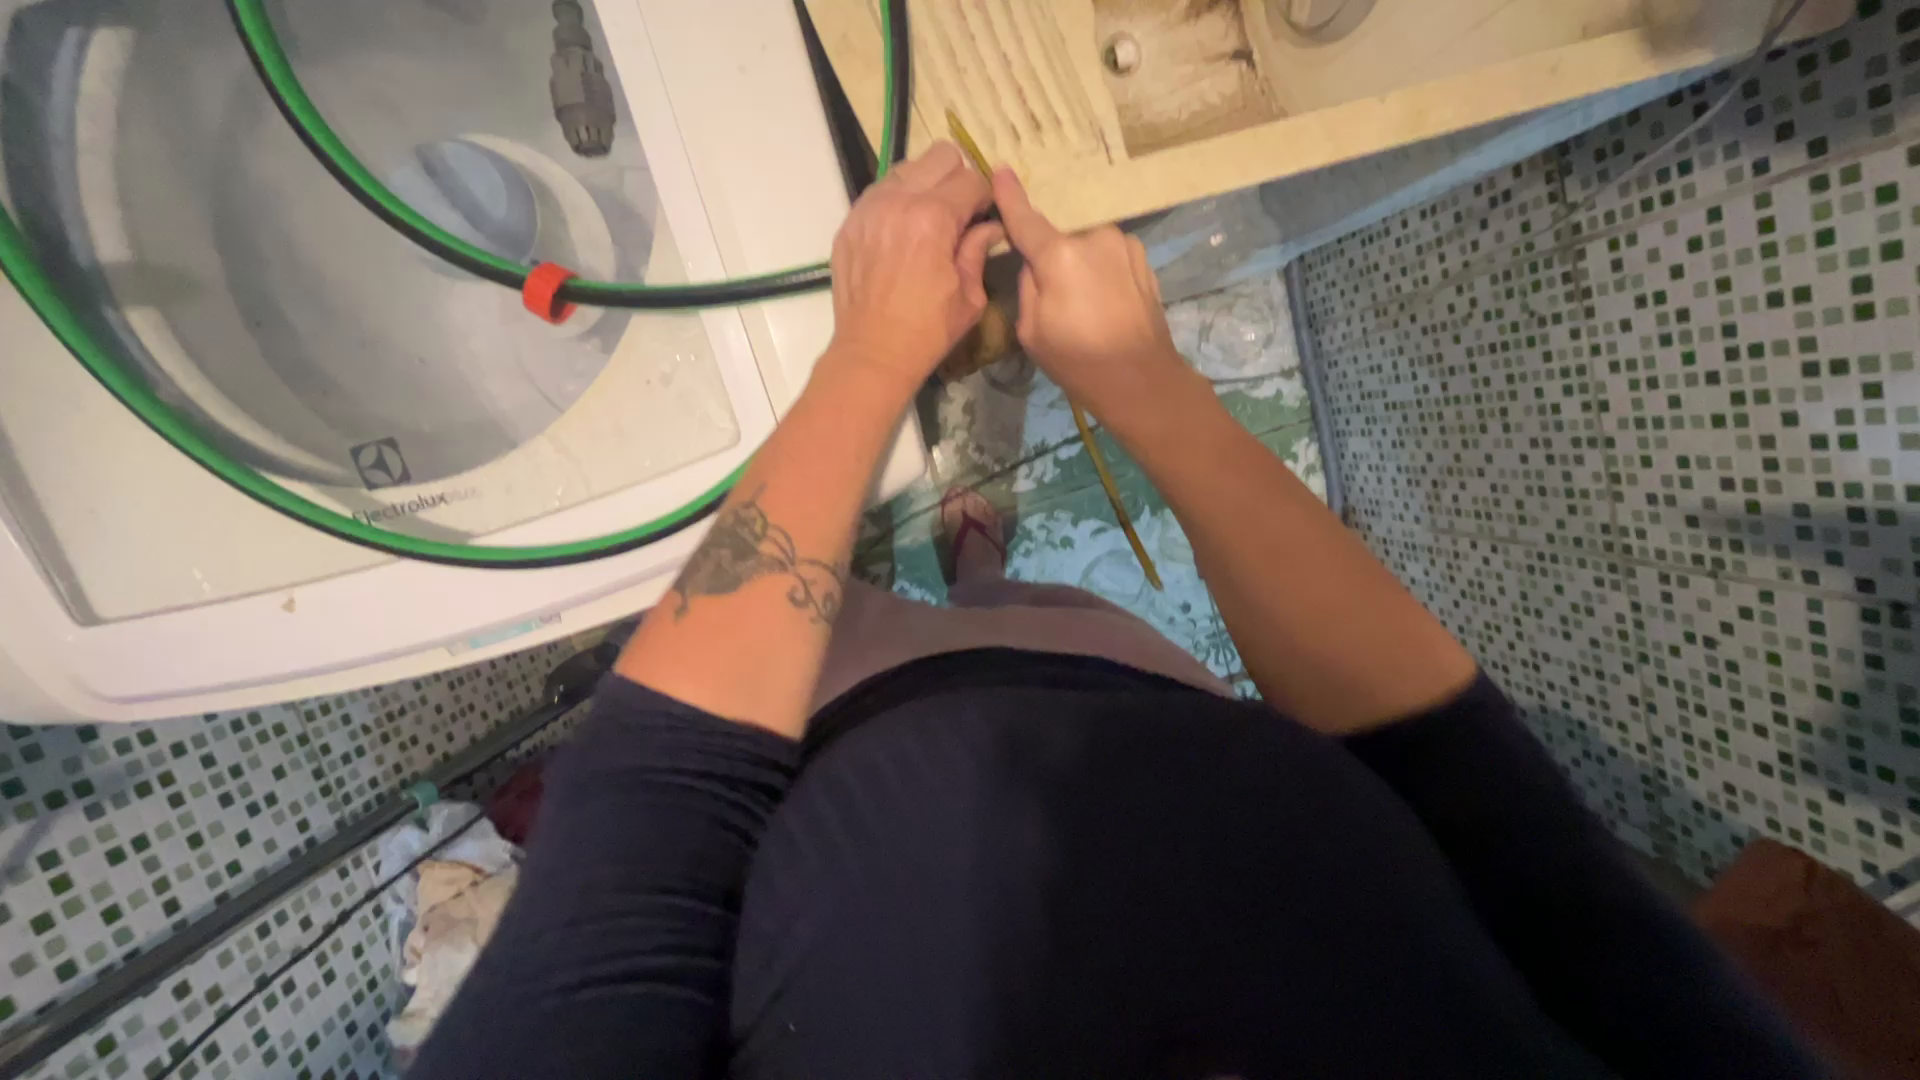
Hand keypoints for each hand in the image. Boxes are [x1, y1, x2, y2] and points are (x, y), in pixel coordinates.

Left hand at [824, 143, 1002, 395]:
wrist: (873, 353)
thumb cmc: (927, 332)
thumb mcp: (968, 296)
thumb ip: (978, 250)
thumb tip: (990, 227)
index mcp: (934, 219)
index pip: (971, 179)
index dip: (985, 197)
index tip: (984, 217)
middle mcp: (899, 201)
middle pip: (940, 156)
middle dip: (956, 179)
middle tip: (958, 212)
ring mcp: (869, 209)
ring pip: (907, 168)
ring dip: (925, 186)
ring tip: (928, 222)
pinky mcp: (850, 222)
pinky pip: (880, 192)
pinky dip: (897, 202)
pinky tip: (902, 233)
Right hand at [993, 168, 1193, 426]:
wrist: (1140, 379)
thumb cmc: (1078, 360)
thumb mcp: (1030, 331)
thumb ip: (1028, 285)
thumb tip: (1036, 264)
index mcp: (1060, 255)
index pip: (1026, 219)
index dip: (1009, 198)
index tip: (1000, 172)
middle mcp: (1094, 237)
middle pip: (1059, 240)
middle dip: (1052, 261)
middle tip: (1057, 302)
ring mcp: (1123, 244)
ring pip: (1085, 248)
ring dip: (1079, 268)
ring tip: (1084, 308)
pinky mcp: (1142, 257)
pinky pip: (1107, 258)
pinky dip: (1100, 274)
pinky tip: (1105, 305)